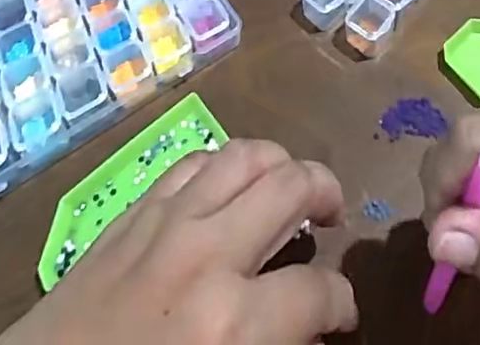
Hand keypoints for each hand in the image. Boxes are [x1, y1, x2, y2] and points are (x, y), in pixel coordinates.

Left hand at [0, 139, 357, 344]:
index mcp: (231, 324)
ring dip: (280, 162)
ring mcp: (168, 220)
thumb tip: (307, 324)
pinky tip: (231, 183)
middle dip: (326, 191)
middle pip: (290, 186)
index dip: (342, 302)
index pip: (317, 293)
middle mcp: (208, 254)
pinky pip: (194, 161)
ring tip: (292, 183)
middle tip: (333, 214)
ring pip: (244, 154)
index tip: (342, 312)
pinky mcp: (137, 208)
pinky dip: (225, 164)